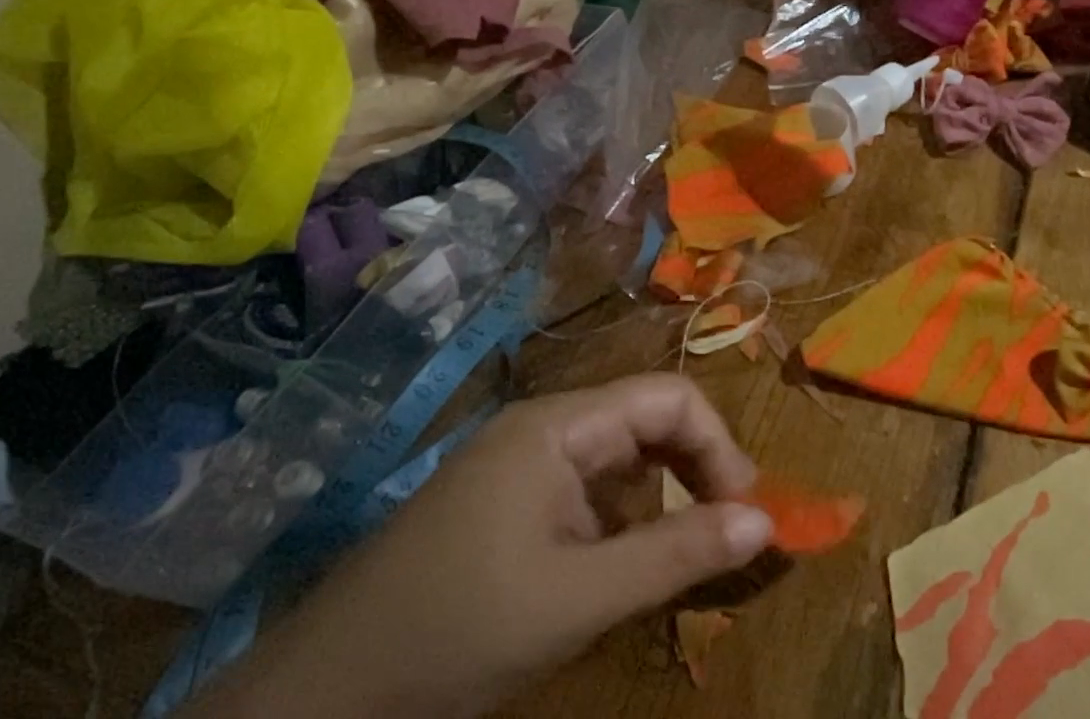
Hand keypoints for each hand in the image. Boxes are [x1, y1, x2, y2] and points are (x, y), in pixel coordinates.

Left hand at [183, 374, 773, 718]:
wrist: (322, 697)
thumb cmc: (457, 630)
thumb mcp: (579, 598)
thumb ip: (677, 554)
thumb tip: (767, 522)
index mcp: (556, 428)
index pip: (669, 400)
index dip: (719, 447)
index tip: (745, 514)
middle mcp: (543, 434)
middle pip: (648, 426)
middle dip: (698, 473)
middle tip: (728, 538)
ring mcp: (522, 472)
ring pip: (623, 466)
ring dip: (666, 504)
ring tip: (688, 560)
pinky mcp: (510, 511)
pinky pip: (591, 500)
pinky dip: (628, 528)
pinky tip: (631, 572)